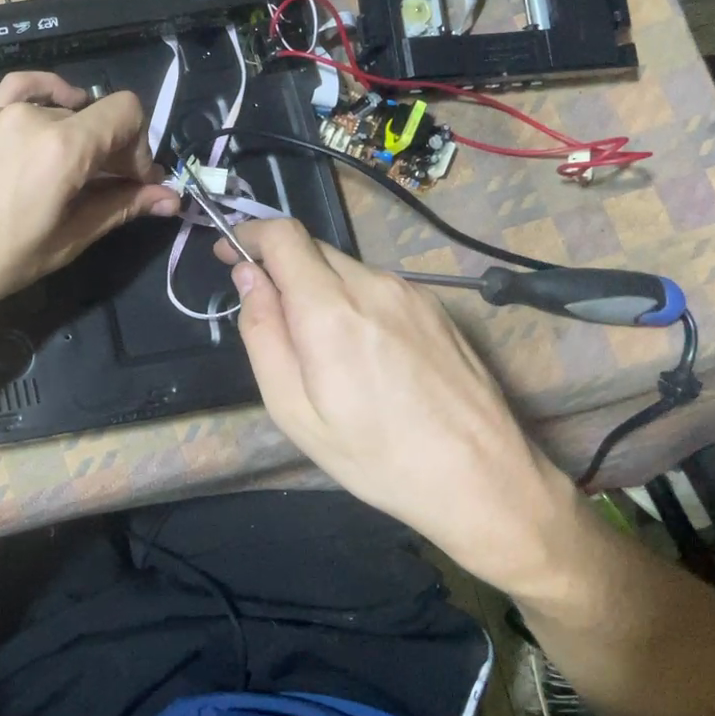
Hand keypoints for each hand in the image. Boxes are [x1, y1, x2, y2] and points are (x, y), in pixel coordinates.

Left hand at [0, 72, 177, 332]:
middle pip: (96, 114)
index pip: (127, 113)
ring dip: (80, 132)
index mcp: (63, 147)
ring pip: (62, 108)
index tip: (135, 184)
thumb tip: (170, 198)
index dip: (141, 148)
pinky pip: (20, 89)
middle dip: (113, 150)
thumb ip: (120, 208)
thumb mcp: (66, 240)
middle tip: (110, 190)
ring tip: (74, 169)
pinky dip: (45, 96)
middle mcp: (34, 117)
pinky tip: (51, 114)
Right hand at [215, 218, 582, 585]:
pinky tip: (363, 353)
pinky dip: (352, 300)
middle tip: (268, 313)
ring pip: (344, 268)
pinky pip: (376, 287)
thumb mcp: (292, 408)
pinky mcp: (437, 309)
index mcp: (329, 310)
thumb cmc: (374, 456)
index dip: (248, 234)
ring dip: (317, 287)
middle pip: (311, 248)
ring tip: (319, 347)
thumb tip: (247, 276)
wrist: (484, 481)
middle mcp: (373, 286)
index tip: (229, 254)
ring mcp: (411, 294)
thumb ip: (262, 332)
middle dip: (279, 266)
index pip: (282, 235)